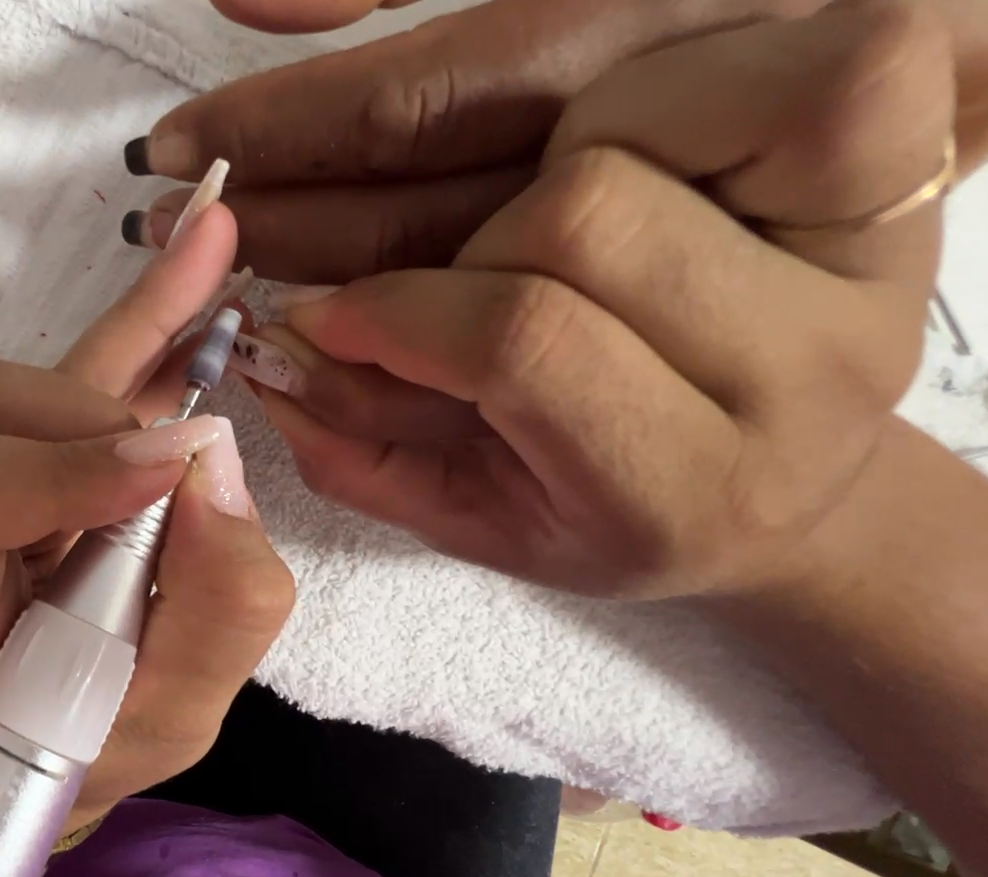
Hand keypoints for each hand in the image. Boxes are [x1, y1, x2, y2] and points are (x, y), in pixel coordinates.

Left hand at [0, 201, 294, 820]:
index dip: (61, 466)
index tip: (170, 468)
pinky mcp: (9, 452)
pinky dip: (137, 319)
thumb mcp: (177, 714)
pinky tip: (205, 246)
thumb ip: (213, 610)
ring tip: (200, 366)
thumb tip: (211, 458)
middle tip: (175, 469)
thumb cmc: (102, 742)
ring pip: (6, 382)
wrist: (60, 735)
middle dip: (89, 424)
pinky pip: (60, 373)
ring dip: (114, 373)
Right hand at [254, 0, 952, 598]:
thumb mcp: (456, 514)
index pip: (524, 344)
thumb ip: (351, 448)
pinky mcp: (907, 167)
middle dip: (457, 247)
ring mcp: (876, 255)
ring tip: (518, 233)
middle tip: (419, 290)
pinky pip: (810, 66)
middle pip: (580, 218)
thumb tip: (266, 349)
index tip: (314, 320)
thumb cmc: (589, 512)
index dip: (396, 313)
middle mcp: (807, 372)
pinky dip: (675, 95)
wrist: (771, 492)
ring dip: (545, 168)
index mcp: (680, 488)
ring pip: (656, 130)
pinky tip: (623, 157)